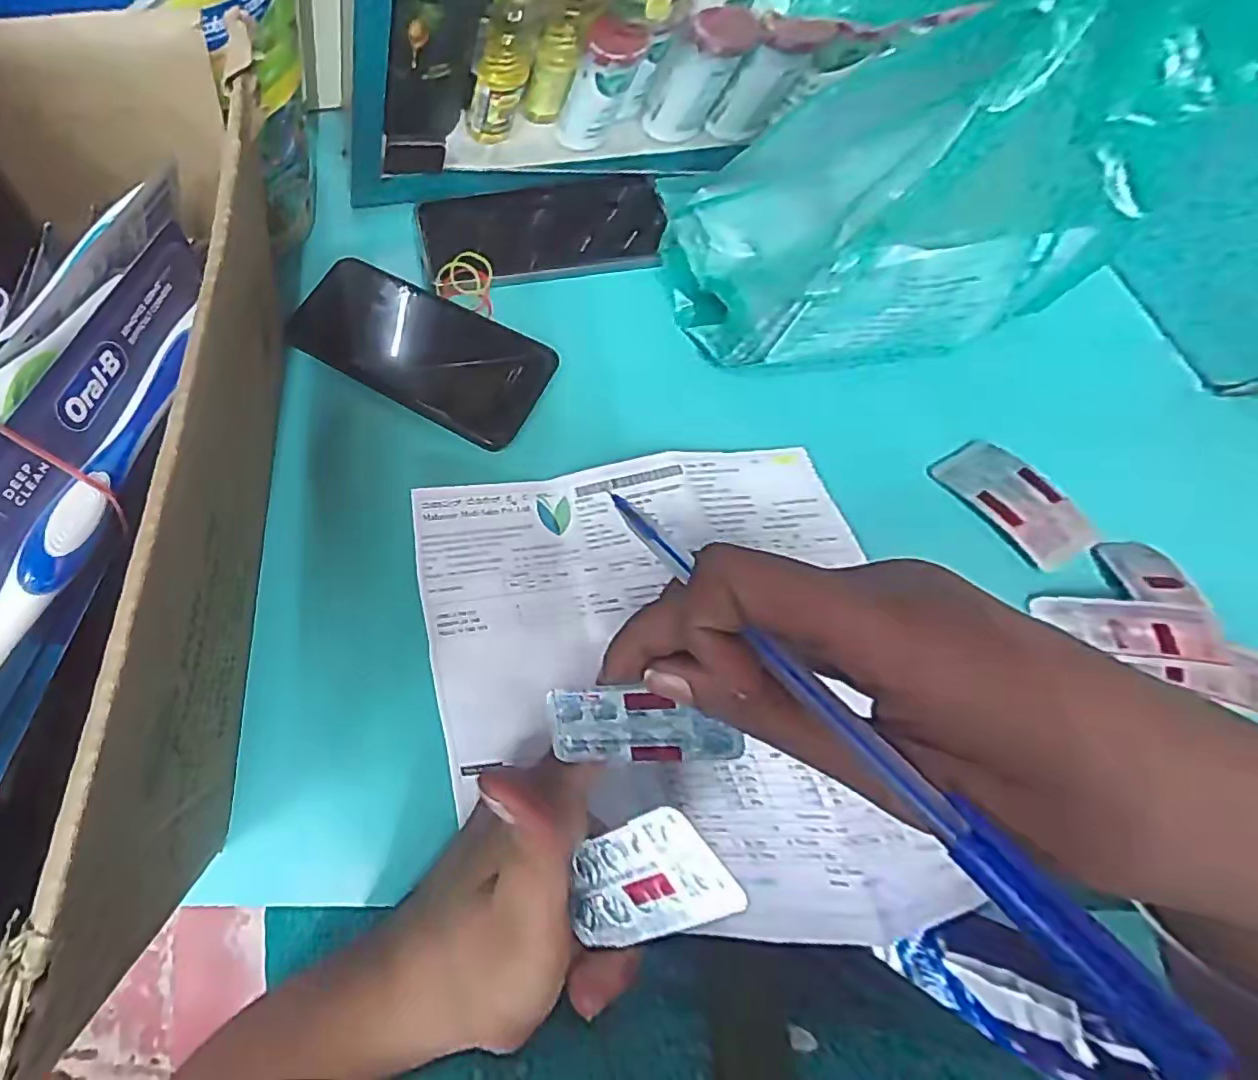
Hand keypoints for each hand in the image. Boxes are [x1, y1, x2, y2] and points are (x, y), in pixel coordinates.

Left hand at [366, 757, 644, 1055]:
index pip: (581, 759)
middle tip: (607, 962)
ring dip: (605, 940)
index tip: (664, 812)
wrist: (413, 1006)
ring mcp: (519, 856)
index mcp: (523, 810)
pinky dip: (582, 948)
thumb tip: (512, 769)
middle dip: (627, 903)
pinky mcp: (516, 889)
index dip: (628, 762)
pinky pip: (572, 906)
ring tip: (583, 990)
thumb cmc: (475, 962)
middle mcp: (522, 821)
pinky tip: (569, 986)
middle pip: (605, 840)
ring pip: (595, 881)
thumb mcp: (524, 904)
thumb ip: (536, 837)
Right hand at [598, 544, 1257, 930]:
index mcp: (889, 624)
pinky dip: (756, 646)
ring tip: (709, 704)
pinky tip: (769, 693)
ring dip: (714, 642)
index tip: (658, 689)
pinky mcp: (902, 609)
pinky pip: (797, 611)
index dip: (675, 625)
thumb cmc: (1074, 813)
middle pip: (733, 581)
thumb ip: (775, 717)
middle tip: (651, 699)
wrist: (1225, 808)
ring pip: (759, 595)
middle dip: (676, 634)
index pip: (732, 580)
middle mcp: (881, 585)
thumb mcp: (903, 782)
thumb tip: (662, 675)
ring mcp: (894, 592)